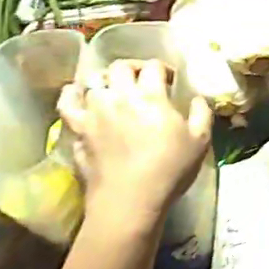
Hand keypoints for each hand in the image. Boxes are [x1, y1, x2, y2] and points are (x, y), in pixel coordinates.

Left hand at [56, 60, 211, 226]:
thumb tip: (198, 98)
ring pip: (95, 82)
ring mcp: (94, 111)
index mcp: (151, 96)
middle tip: (142, 81)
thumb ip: (202, 114)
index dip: (163, 69)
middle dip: (133, 68)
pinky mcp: (78, 128)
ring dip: (107, 83)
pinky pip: (67, 102)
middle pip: (121, 67)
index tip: (170, 80)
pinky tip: (77, 94)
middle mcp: (119, 96)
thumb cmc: (169, 171)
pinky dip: (71, 94)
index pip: (154, 67)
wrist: (130, 201)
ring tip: (114, 92)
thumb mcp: (200, 142)